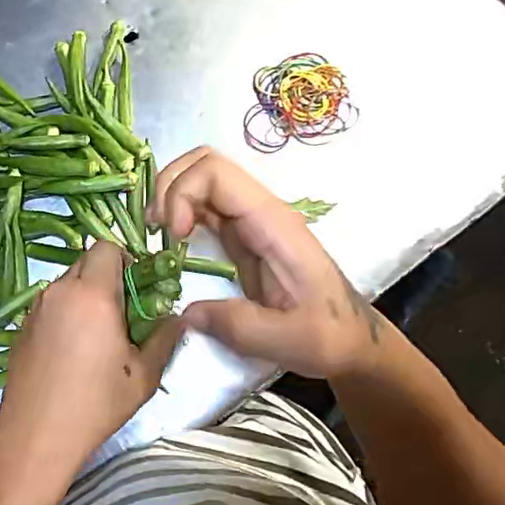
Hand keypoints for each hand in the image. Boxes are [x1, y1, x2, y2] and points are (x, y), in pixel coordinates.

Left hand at [0, 242, 185, 471]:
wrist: (35, 438)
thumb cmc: (95, 405)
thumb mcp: (144, 375)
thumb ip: (165, 337)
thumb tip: (177, 317)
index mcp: (92, 295)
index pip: (108, 248)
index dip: (128, 261)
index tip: (140, 290)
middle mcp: (59, 292)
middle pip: (87, 261)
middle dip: (109, 277)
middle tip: (125, 313)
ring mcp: (35, 309)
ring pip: (68, 283)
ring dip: (87, 295)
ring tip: (100, 335)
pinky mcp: (22, 328)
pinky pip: (51, 304)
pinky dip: (67, 312)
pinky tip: (74, 350)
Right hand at [150, 147, 385, 378]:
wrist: (350, 339)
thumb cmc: (328, 335)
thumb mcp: (287, 339)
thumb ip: (238, 325)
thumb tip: (187, 313)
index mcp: (273, 223)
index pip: (217, 173)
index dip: (183, 192)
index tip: (173, 235)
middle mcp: (260, 212)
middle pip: (206, 165)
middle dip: (170, 187)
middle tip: (155, 229)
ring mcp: (251, 222)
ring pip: (203, 181)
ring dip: (171, 197)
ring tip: (157, 234)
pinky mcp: (243, 238)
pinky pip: (206, 207)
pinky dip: (181, 213)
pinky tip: (171, 241)